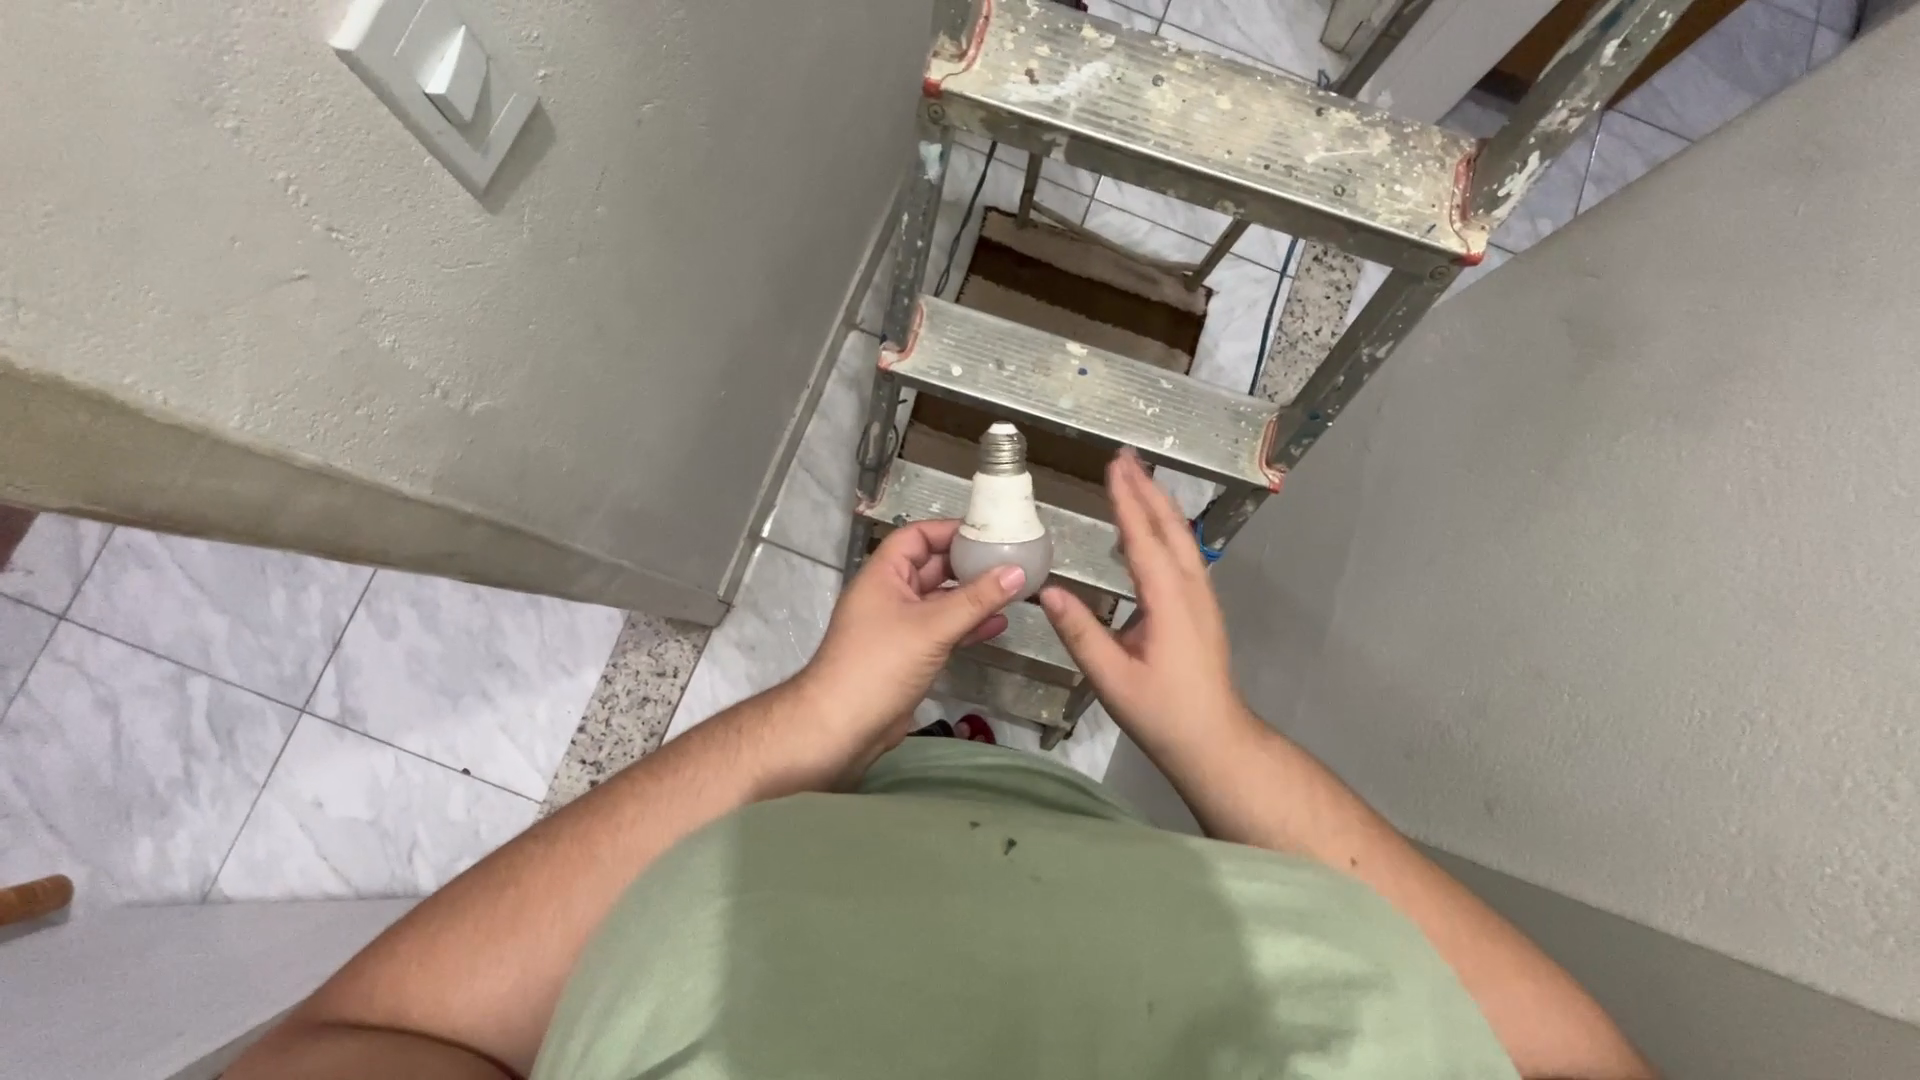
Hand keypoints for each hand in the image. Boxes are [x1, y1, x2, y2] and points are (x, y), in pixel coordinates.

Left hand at [794, 520, 1025, 781]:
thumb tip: (1018, 571)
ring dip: (973, 596)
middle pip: (932, 567)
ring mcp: (900, 626)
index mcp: (883, 574)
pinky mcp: (910, 654)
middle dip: (968, 563)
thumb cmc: (880, 664)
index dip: (950, 530)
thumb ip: (976, 599)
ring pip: (941, 601)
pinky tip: (998, 624)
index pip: (917, 536)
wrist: (843, 726)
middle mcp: (890, 594)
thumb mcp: (932, 626)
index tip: (988, 531)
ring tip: (1013, 589)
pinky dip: (968, 625)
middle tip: (1010, 557)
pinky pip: (943, 630)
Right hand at [1037, 451, 1259, 758]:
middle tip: (1126, 457)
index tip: (1115, 465)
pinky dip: (1165, 530)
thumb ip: (1081, 634)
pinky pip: (1183, 555)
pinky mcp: (1202, 609)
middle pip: (1170, 528)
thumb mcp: (1113, 679)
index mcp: (1169, 602)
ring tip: (1137, 480)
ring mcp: (1202, 598)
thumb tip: (1049, 592)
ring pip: (1182, 539)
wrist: (1215, 741)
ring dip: (1159, 505)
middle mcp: (1191, 590)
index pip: (1144, 539)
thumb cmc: (1163, 713)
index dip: (1128, 499)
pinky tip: (1151, 532)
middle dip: (1147, 489)